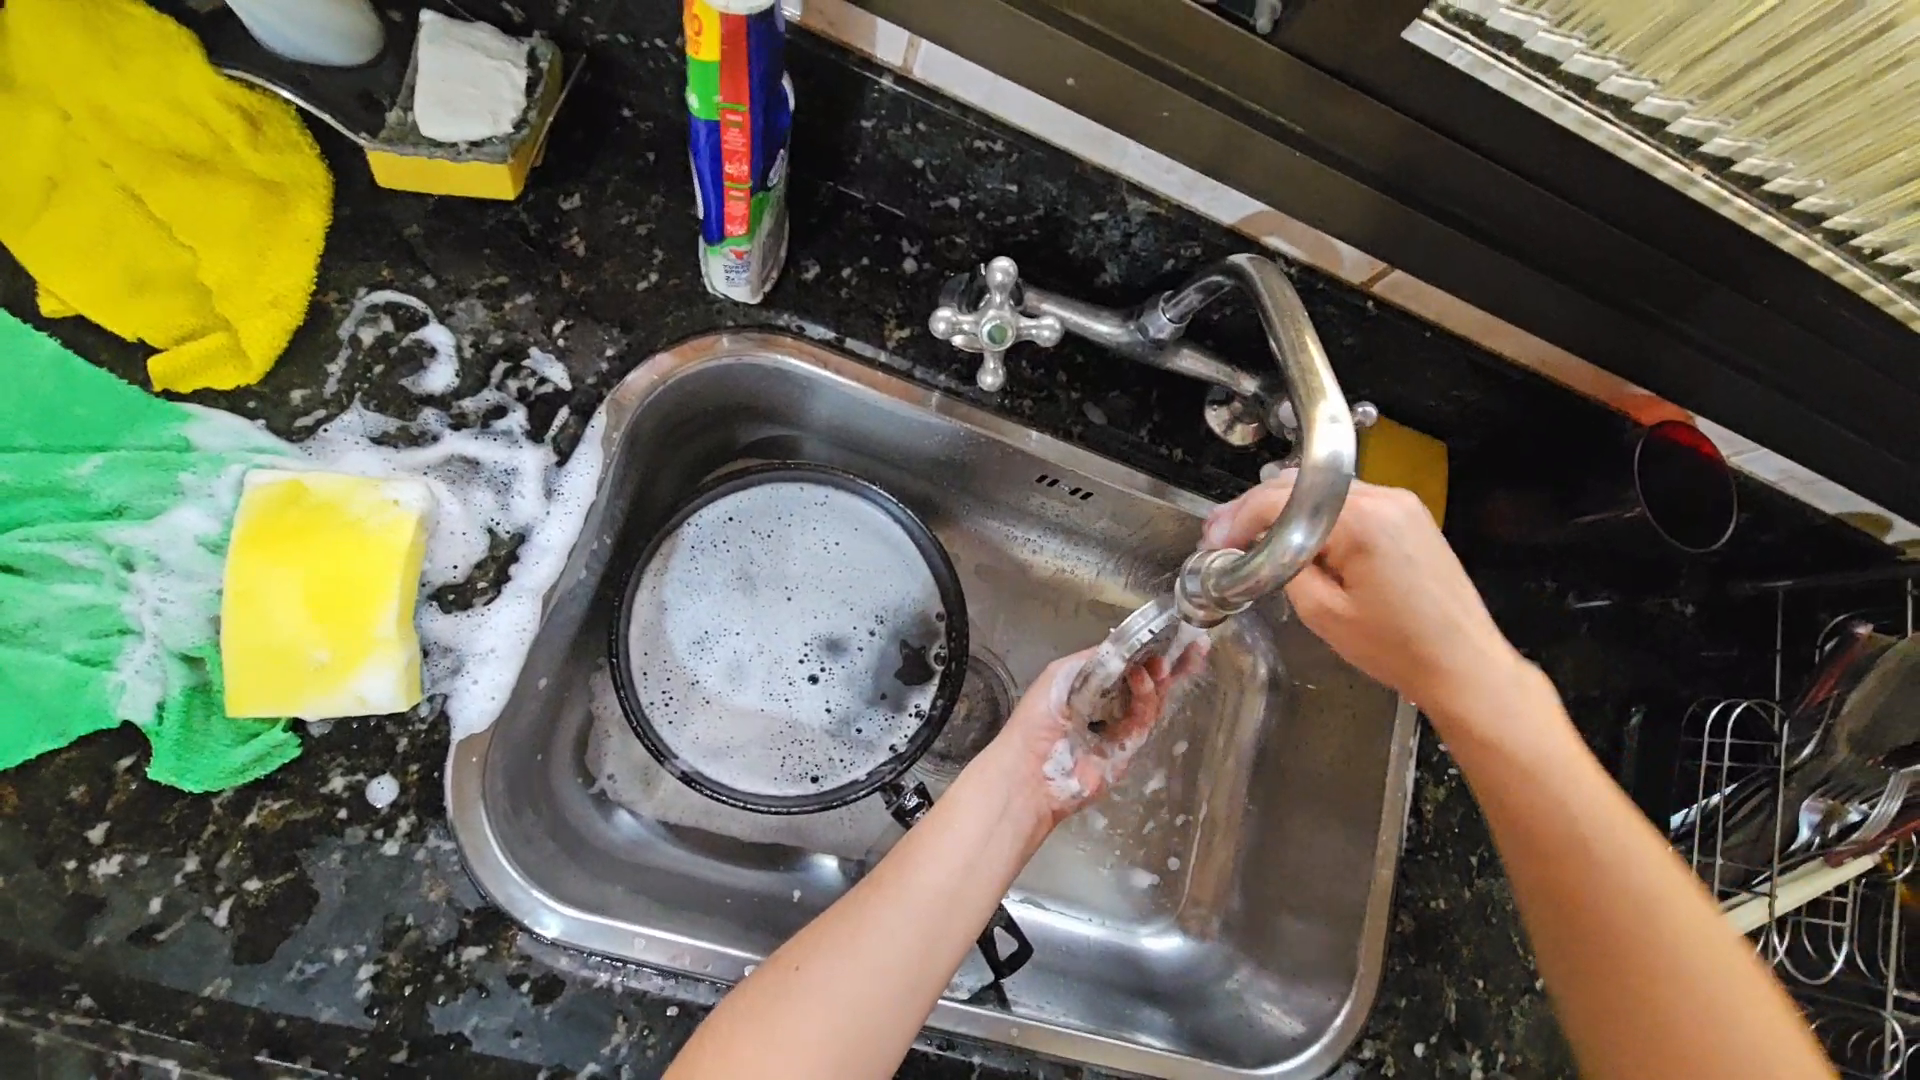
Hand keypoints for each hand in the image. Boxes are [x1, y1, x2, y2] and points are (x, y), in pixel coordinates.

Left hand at [974, 646, 1203, 829]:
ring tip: (1160, 662)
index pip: (1126, 664)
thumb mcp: (1060, 675)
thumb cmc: (1037, 718)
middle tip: (1192, 647)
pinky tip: (1142, 678)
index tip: (1172, 635)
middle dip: (1170, 664)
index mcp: (1091, 684)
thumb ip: (1094, 660)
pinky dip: (1146, 697)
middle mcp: (1109, 703)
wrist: (1031, 770)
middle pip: (1148, 681)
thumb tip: (1125, 646)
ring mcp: (1121, 726)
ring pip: (1151, 698)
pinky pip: (1144, 718)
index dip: (1148, 650)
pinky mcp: (1128, 747)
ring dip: (1159, 678)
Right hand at [1202, 470, 1526, 723]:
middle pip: (1300, 486)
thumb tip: (1261, 549)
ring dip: (1282, 511)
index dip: (1238, 518)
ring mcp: (1401, 504)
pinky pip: (1346, 503)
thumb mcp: (1323, 613)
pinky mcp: (1408, 517)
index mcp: (1363, 521)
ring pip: (1321, 491)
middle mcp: (1385, 499)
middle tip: (1222, 535)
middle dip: (1255, 509)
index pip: (1281, 501)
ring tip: (1250, 537)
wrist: (1465, 666)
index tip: (1213, 541)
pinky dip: (1313, 516)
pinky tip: (1293, 538)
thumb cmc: (1397, 648)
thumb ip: (1285, 570)